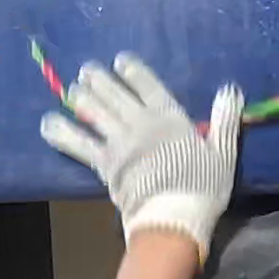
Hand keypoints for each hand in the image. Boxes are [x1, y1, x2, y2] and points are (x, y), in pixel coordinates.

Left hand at [40, 53, 241, 254]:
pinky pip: (79, 143)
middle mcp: (140, 123)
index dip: (134, 72)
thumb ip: (224, 119)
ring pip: (96, 111)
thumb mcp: (222, 152)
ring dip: (82, 97)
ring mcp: (119, 141)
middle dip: (100, 80)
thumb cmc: (202, 187)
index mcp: (169, 117)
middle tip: (87, 70)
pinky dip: (63, 132)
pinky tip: (48, 123)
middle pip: (115, 94)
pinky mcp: (104, 162)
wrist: (174, 218)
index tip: (120, 60)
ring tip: (72, 88)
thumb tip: (230, 89)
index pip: (149, 86)